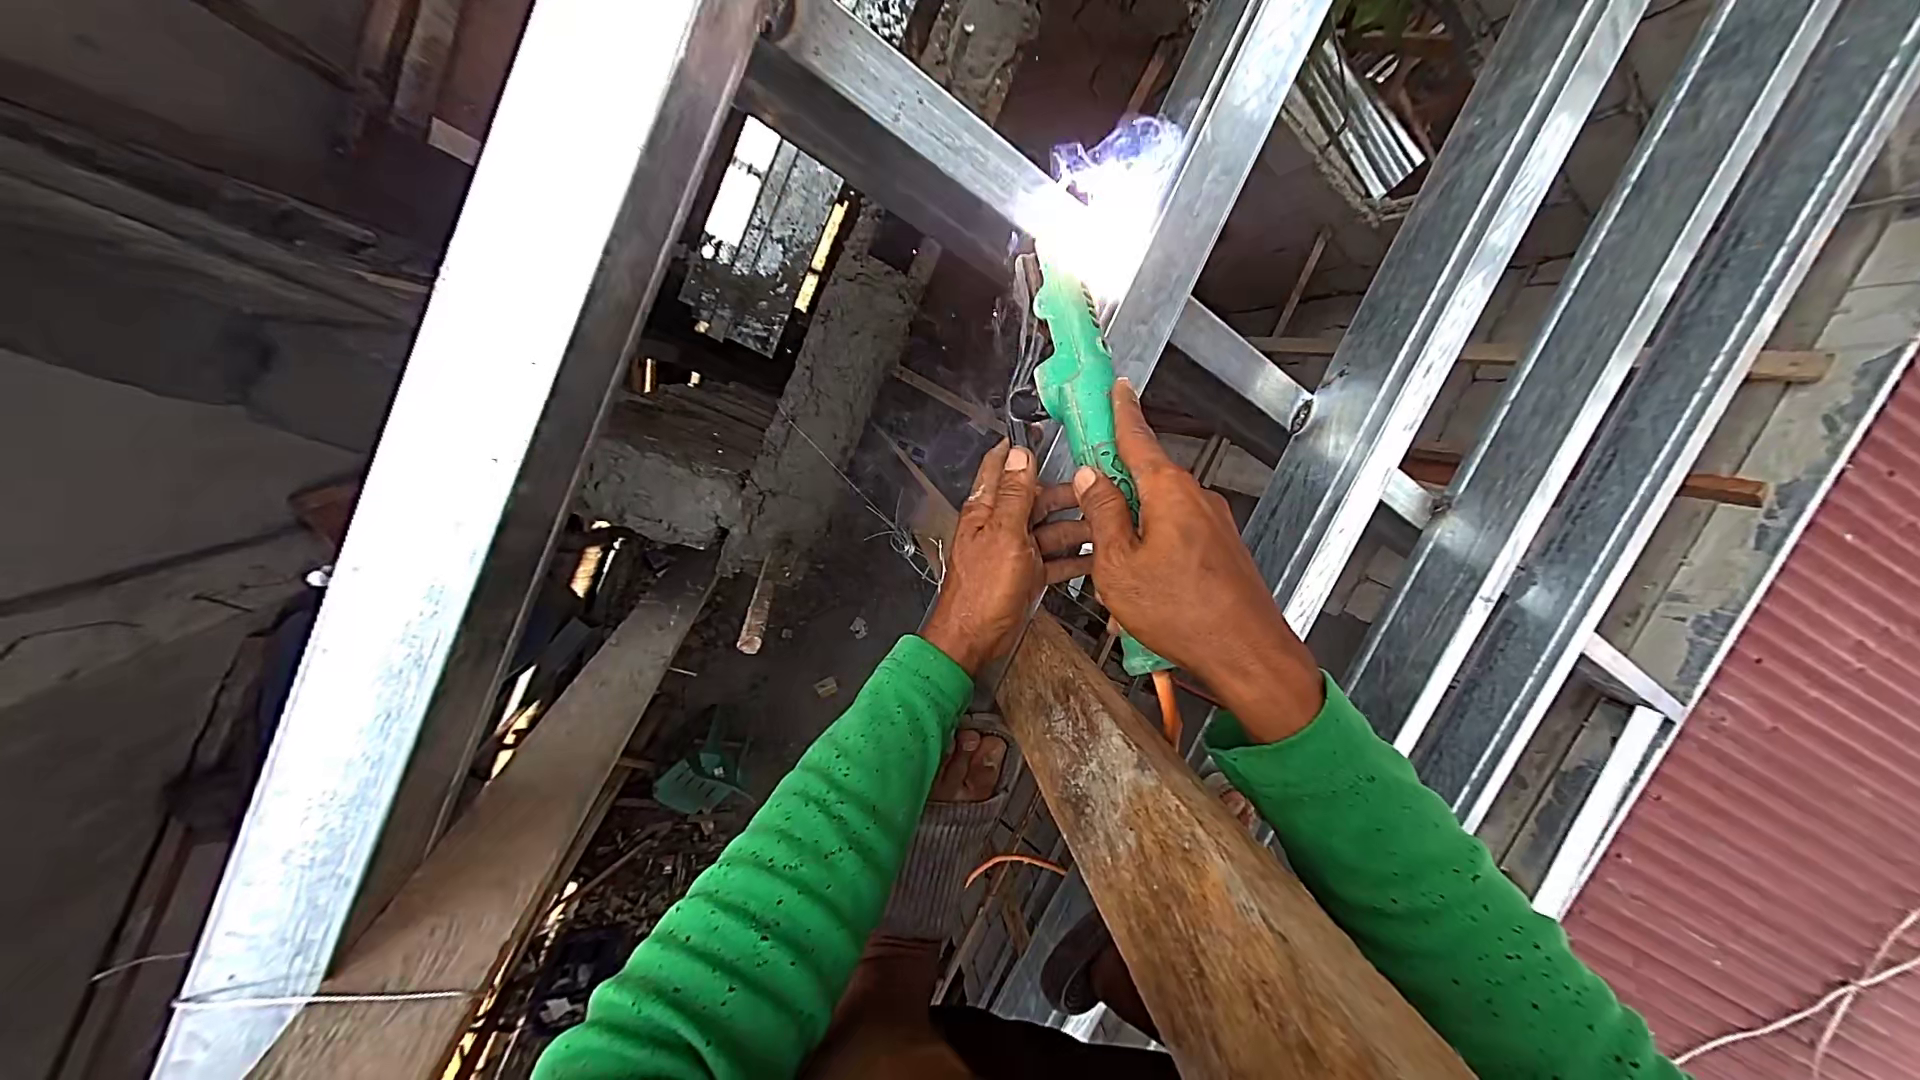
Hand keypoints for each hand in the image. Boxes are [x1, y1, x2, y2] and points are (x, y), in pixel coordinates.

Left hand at [922, 441, 1092, 676]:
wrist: (974, 638)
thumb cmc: (980, 592)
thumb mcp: (1004, 535)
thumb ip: (1014, 496)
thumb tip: (1019, 456)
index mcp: (987, 511)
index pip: (1000, 468)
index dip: (1017, 449)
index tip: (1036, 433)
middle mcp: (1000, 527)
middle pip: (1035, 499)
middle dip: (1064, 494)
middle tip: (1095, 487)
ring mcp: (1015, 551)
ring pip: (1050, 530)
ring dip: (1076, 528)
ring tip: (1104, 525)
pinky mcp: (1026, 574)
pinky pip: (1054, 560)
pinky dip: (1073, 559)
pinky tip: (1095, 558)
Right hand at [1072, 381, 1323, 741]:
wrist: (1246, 654)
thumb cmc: (1187, 614)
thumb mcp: (1118, 564)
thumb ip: (1102, 515)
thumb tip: (1091, 481)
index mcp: (1169, 492)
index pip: (1138, 436)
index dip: (1121, 411)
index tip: (1115, 389)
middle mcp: (1196, 499)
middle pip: (1144, 476)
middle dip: (1113, 488)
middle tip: (1087, 500)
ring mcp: (1212, 523)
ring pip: (1157, 511)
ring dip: (1129, 530)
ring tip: (1112, 569)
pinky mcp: (1218, 548)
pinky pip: (1174, 534)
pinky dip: (1151, 549)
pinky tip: (1140, 585)